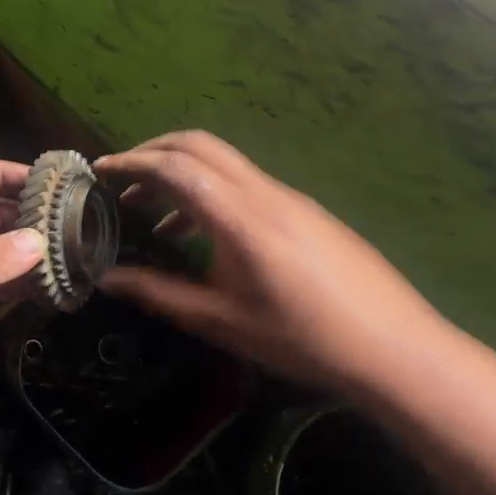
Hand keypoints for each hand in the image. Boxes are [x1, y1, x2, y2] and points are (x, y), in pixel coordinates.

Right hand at [95, 132, 449, 394]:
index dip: (130, 163)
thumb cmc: (302, 339)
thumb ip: (158, 293)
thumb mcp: (220, 320)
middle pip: (197, 144)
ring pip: (221, 161)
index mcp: (238, 216)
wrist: (397, 350)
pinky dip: (208, 189)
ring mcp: (287, 197)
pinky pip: (243, 182)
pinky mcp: (304, 210)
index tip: (98, 172)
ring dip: (180, 172)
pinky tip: (200, 235)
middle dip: (151, 152)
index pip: (174, 166)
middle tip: (120, 178)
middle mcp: (262, 192)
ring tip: (151, 213)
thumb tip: (106, 278)